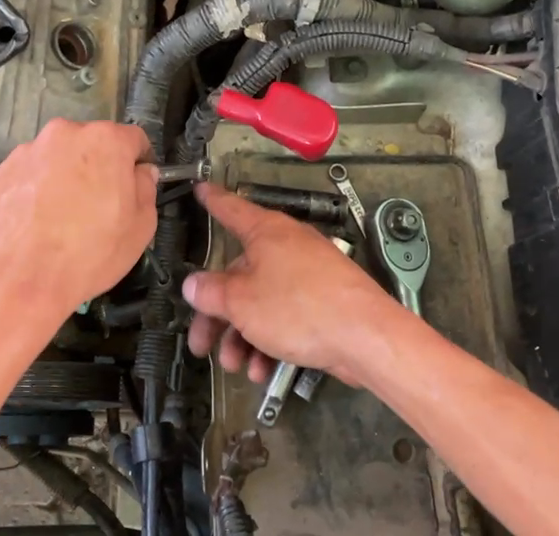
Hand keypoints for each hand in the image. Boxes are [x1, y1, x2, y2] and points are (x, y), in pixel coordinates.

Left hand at [0, 119, 157, 313]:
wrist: (17, 281)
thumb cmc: (89, 252)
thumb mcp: (140, 227)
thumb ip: (146, 189)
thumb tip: (140, 172)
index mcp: (105, 140)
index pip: (133, 139)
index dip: (137, 163)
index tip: (134, 188)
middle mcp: (65, 134)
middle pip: (92, 145)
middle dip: (99, 168)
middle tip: (98, 207)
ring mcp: (28, 151)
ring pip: (57, 159)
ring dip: (65, 177)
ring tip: (60, 220)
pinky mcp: (0, 172)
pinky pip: (29, 176)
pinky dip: (35, 191)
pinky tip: (34, 224)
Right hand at [183, 182, 397, 385]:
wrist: (365, 336)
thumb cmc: (299, 307)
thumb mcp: (242, 302)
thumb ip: (211, 292)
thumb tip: (193, 283)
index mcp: (266, 232)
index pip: (231, 209)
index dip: (212, 200)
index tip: (199, 188)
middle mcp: (286, 246)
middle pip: (240, 273)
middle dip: (218, 313)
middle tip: (200, 344)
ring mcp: (307, 274)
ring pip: (261, 301)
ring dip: (242, 336)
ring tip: (236, 366)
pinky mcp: (323, 302)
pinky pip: (286, 316)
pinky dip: (270, 340)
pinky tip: (263, 370)